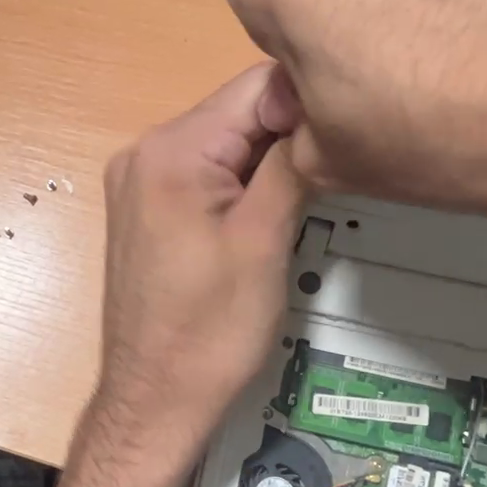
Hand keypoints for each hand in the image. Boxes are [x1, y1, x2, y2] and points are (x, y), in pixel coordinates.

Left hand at [53, 65, 305, 486]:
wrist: (155, 399)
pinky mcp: (143, 210)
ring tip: (300, 202)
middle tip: (332, 175)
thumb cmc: (211, 332)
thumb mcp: (263, 240)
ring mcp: (137, 182)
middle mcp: (142, 152)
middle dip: (287, 136)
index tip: (349, 140)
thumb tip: (321, 109)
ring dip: (266, 163)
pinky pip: (202, 174)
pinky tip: (261, 216)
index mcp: (169, 150)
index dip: (311, 104)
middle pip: (237, 112)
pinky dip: (238, 184)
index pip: (257, 86)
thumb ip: (292, 162)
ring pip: (223, 143)